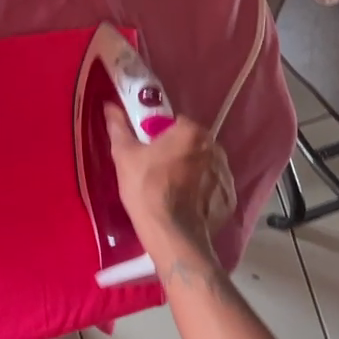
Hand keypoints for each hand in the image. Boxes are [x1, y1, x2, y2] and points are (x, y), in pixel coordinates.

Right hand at [103, 107, 235, 264]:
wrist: (170, 233)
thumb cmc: (145, 188)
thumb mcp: (124, 155)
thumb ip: (118, 127)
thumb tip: (109, 105)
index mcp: (191, 132)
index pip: (176, 122)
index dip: (159, 133)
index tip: (147, 148)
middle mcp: (214, 148)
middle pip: (191, 142)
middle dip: (176, 150)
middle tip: (156, 168)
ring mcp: (225, 174)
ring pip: (203, 163)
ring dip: (190, 169)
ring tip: (171, 187)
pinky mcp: (228, 197)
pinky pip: (212, 186)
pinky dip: (201, 190)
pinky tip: (185, 201)